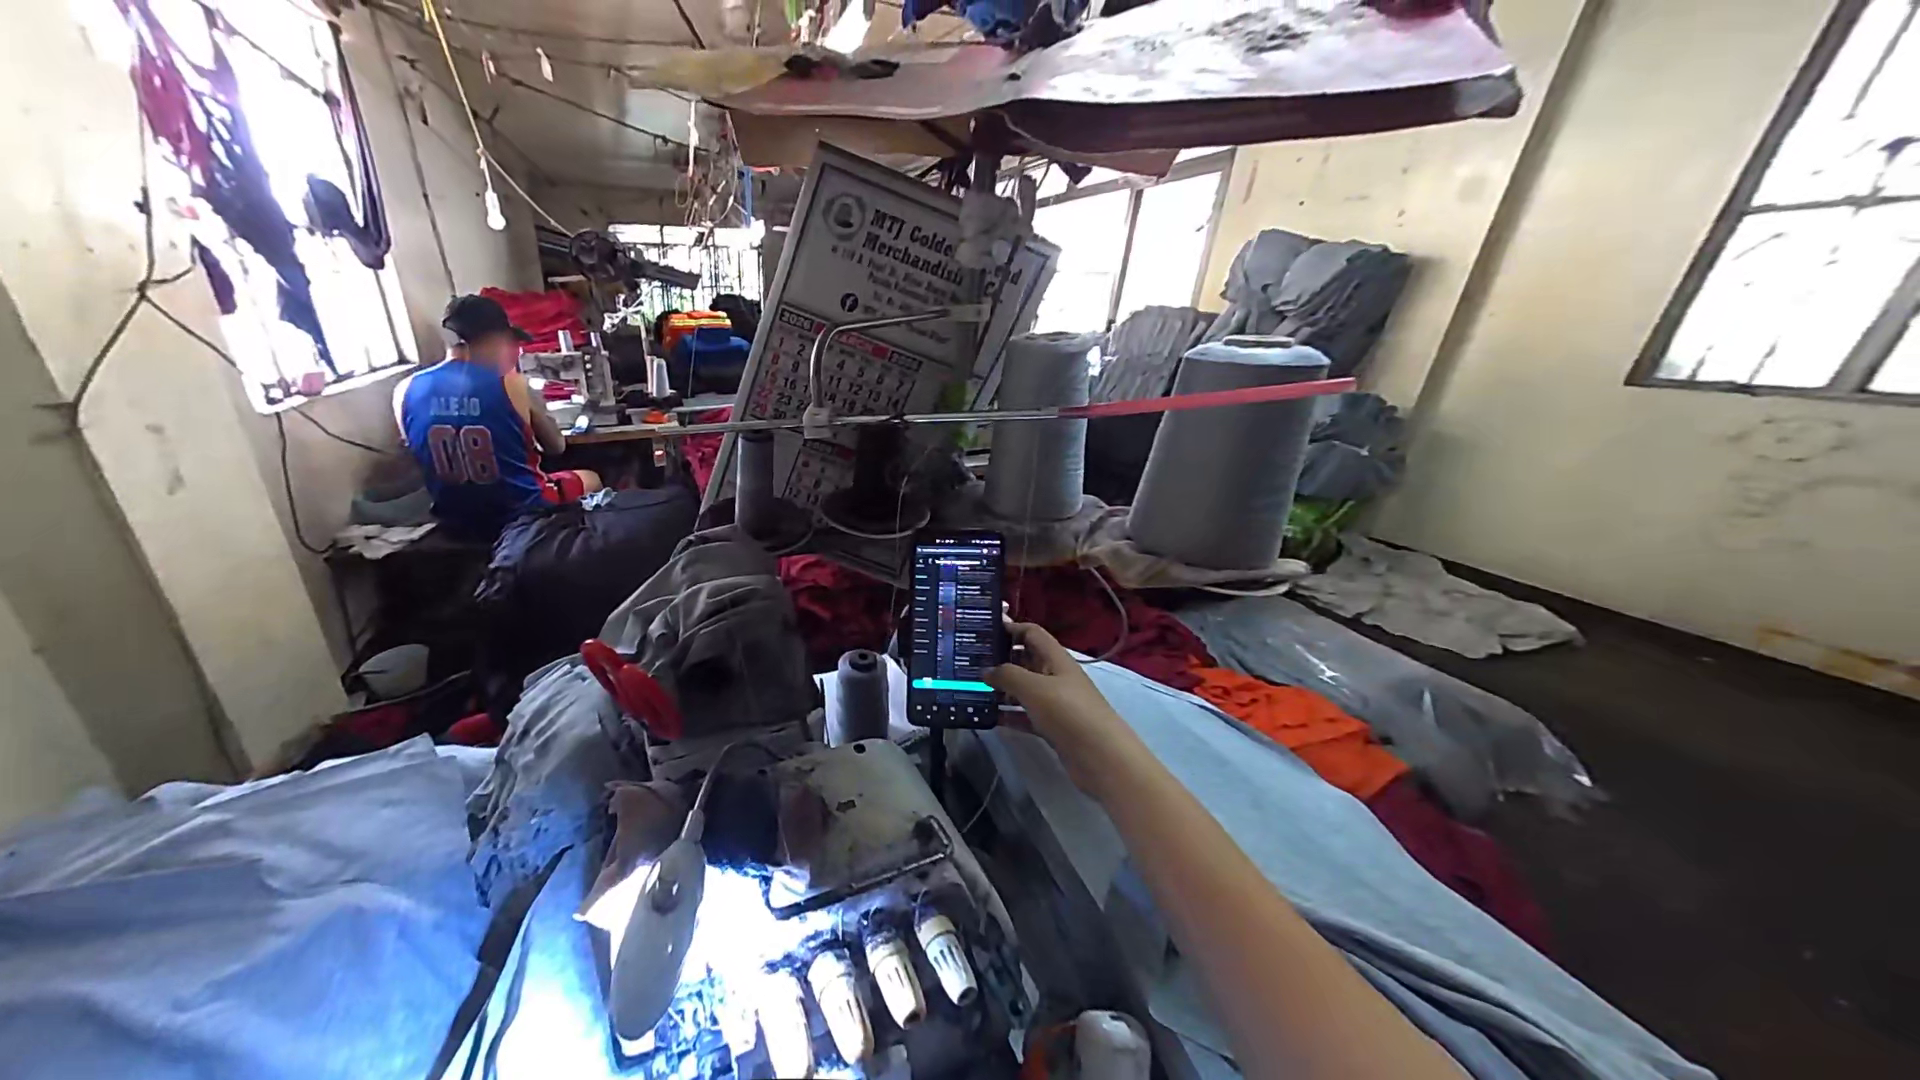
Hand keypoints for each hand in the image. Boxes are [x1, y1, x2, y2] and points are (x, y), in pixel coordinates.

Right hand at [984, 620, 1144, 800]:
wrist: (1101, 758)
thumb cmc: (1069, 713)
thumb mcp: (1035, 688)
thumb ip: (1008, 675)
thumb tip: (986, 670)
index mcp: (1056, 659)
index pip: (1031, 633)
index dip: (1010, 628)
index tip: (982, 631)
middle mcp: (1055, 677)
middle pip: (1024, 660)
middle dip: (999, 660)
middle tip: (968, 663)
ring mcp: (1054, 703)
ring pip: (1022, 689)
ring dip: (1000, 689)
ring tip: (970, 689)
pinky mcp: (1051, 726)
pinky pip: (1024, 714)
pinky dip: (1007, 714)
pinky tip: (987, 716)